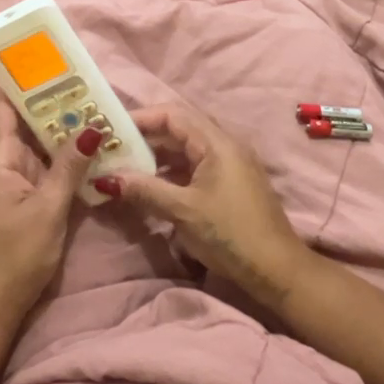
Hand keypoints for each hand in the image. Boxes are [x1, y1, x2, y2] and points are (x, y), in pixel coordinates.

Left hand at [0, 93, 101, 324]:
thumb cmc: (15, 255)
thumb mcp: (47, 209)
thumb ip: (69, 167)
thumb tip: (92, 128)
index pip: (3, 107)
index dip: (20, 81)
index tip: (47, 60)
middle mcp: (5, 162)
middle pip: (26, 120)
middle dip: (53, 101)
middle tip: (87, 82)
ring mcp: (19, 180)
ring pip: (41, 142)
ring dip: (65, 127)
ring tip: (98, 106)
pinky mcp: (31, 197)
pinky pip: (50, 164)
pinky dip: (68, 153)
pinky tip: (95, 146)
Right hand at [94, 102, 313, 309]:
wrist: (277, 270)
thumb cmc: (229, 234)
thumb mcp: (182, 211)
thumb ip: (144, 190)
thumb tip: (106, 178)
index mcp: (217, 142)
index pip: (173, 114)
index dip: (141, 118)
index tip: (112, 130)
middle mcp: (225, 144)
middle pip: (180, 126)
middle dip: (146, 135)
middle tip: (114, 147)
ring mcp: (230, 163)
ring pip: (186, 146)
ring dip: (158, 153)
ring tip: (126, 165)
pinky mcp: (230, 182)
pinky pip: (195, 163)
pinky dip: (172, 169)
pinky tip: (151, 183)